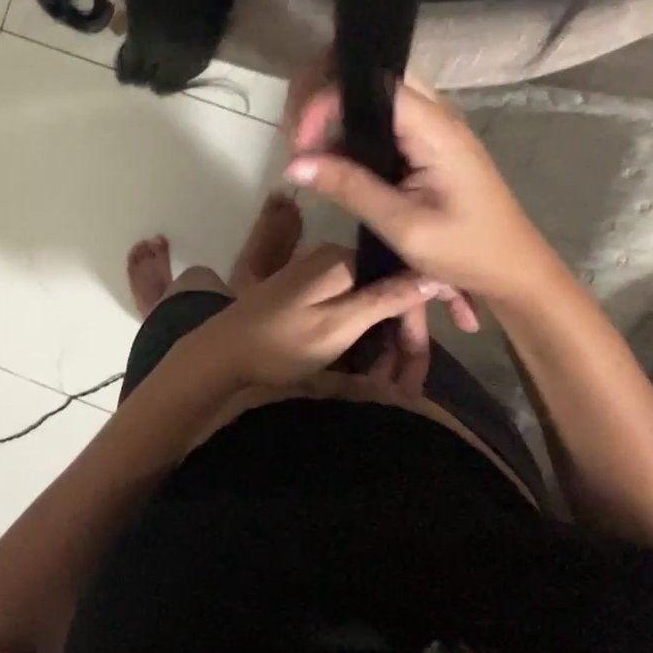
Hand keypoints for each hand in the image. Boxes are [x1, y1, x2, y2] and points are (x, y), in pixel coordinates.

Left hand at [178, 243, 436, 386]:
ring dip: (380, 351)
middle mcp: (331, 260)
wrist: (220, 355)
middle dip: (399, 347)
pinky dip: (358, 344)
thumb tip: (432, 273)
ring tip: (383, 391)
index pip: (403, 287)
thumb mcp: (339, 325)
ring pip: (367, 312)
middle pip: (385, 301)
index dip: (416, 332)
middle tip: (404, 392)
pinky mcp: (306, 297)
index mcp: (342, 260)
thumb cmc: (280, 343)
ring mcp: (316, 278)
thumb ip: (385, 298)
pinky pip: (346, 316)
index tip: (417, 376)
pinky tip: (363, 375)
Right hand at [285, 80, 564, 303]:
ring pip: (374, 98)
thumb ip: (350, 189)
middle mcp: (436, 117)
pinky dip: (351, 132)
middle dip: (326, 97)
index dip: (327, 101)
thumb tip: (294, 165)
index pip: (371, 85)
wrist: (516, 273)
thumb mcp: (404, 227)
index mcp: (436, 130)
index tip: (301, 143)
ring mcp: (433, 129)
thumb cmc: (468, 252)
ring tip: (308, 152)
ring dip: (336, 115)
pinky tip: (331, 162)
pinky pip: (382, 121)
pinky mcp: (428, 146)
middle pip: (372, 79)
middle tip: (300, 140)